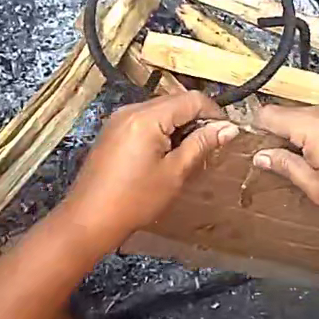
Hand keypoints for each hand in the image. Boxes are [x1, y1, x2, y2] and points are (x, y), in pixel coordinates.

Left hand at [53, 91, 238, 243]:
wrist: (89, 218)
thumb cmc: (134, 200)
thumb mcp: (174, 173)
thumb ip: (201, 144)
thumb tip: (229, 128)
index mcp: (147, 117)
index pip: (192, 99)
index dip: (214, 114)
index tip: (226, 134)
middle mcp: (131, 110)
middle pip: (175, 101)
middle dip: (196, 119)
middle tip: (210, 147)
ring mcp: (119, 119)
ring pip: (161, 110)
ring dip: (180, 125)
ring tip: (188, 154)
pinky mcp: (113, 130)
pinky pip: (145, 120)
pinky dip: (161, 130)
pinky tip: (166, 155)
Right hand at [251, 103, 318, 229]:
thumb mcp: (318, 189)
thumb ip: (286, 166)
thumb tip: (262, 156)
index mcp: (313, 124)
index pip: (269, 114)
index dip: (259, 130)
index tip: (262, 150)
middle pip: (292, 113)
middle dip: (286, 134)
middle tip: (293, 164)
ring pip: (314, 115)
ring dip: (309, 134)